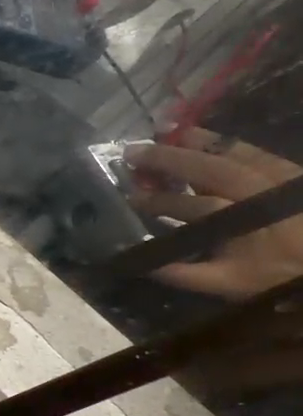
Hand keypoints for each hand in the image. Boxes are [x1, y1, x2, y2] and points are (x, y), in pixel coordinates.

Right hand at [125, 128, 302, 297]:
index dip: (160, 201)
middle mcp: (265, 196)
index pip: (196, 206)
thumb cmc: (275, 276)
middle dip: (171, 159)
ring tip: (165, 131)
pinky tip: (204, 138)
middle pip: (215, 170)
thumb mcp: (225, 284)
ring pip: (240, 154)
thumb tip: (134, 259)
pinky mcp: (292, 174)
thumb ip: (179, 272)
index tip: (130, 198)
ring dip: (200, 142)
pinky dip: (228, 144)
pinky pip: (257, 153)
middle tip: (133, 151)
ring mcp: (283, 180)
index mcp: (246, 224)